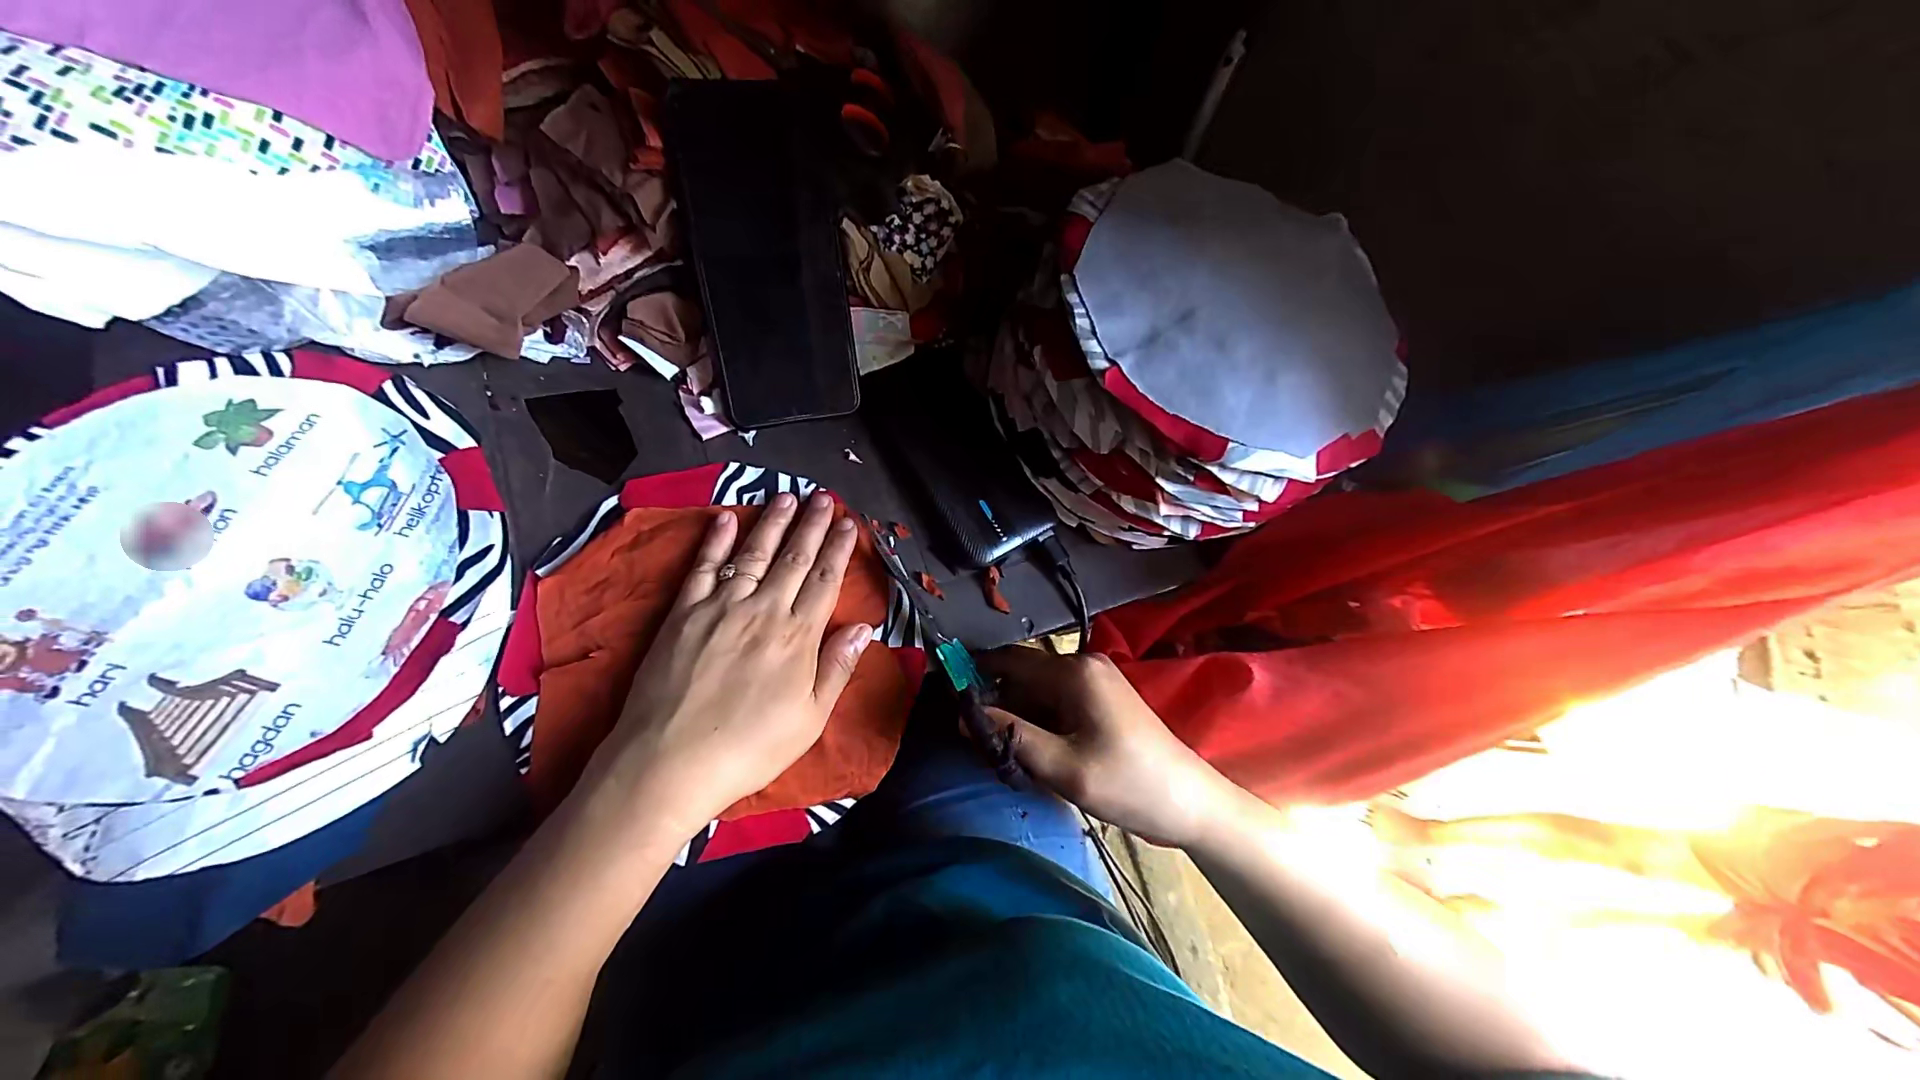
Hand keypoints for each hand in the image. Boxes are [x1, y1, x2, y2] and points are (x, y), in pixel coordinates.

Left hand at [579, 492, 872, 836]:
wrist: (671, 761)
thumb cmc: (749, 748)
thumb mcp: (809, 719)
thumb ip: (836, 668)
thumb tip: (863, 628)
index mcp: (797, 637)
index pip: (825, 581)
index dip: (839, 549)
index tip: (849, 524)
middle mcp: (763, 611)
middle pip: (794, 559)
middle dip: (812, 525)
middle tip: (824, 498)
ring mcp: (720, 607)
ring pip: (753, 554)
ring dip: (773, 522)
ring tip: (787, 497)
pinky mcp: (683, 613)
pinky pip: (703, 567)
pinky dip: (715, 540)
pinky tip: (726, 518)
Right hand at [981, 648, 1246, 848]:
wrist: (1190, 803)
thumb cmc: (1129, 784)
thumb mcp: (1063, 767)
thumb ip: (1011, 736)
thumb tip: (962, 715)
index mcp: (1074, 671)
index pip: (1008, 660)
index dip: (975, 677)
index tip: (949, 703)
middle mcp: (1082, 665)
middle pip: (1021, 676)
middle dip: (997, 705)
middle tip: (977, 741)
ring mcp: (1094, 681)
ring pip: (1035, 692)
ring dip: (1017, 718)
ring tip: (1005, 753)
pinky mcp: (1100, 699)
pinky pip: (1055, 702)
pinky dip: (1038, 723)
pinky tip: (1033, 753)